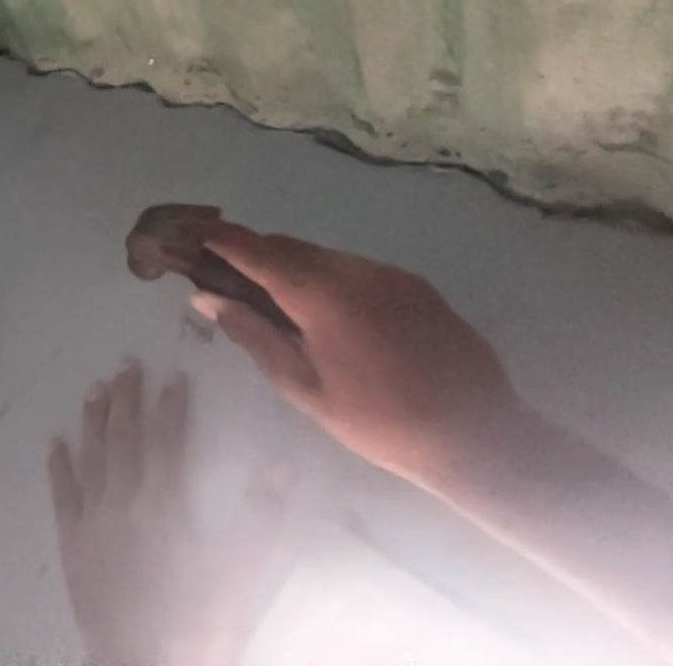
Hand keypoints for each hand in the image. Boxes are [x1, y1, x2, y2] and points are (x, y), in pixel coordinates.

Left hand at [48, 361, 290, 665]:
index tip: (173, 376)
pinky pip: (62, 493)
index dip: (171, 406)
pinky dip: (58, 465)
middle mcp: (123, 500)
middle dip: (127, 398)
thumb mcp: (238, 576)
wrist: (140, 664)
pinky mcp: (70, 541)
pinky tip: (54, 442)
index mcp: (165, 504)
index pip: (168, 440)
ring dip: (93, 419)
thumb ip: (262, 520)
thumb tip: (284, 467)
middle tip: (126, 365)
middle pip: (124, 437)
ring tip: (95, 389)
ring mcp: (91, 519)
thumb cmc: (196, 624)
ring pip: (91, 455)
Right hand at [193, 224, 521, 487]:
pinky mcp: (413, 284)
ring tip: (277, 304)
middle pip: (287, 246)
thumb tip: (207, 297)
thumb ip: (252, 334)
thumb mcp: (303, 387)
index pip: (257, 250)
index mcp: (322, 295)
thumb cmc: (379, 421)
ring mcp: (388, 274)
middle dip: (252, 255)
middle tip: (227, 281)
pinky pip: (352, 268)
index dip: (220, 239)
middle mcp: (354, 270)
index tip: (191, 235)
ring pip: (320, 255)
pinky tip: (327, 316)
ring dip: (288, 267)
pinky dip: (324, 277)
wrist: (482, 438)